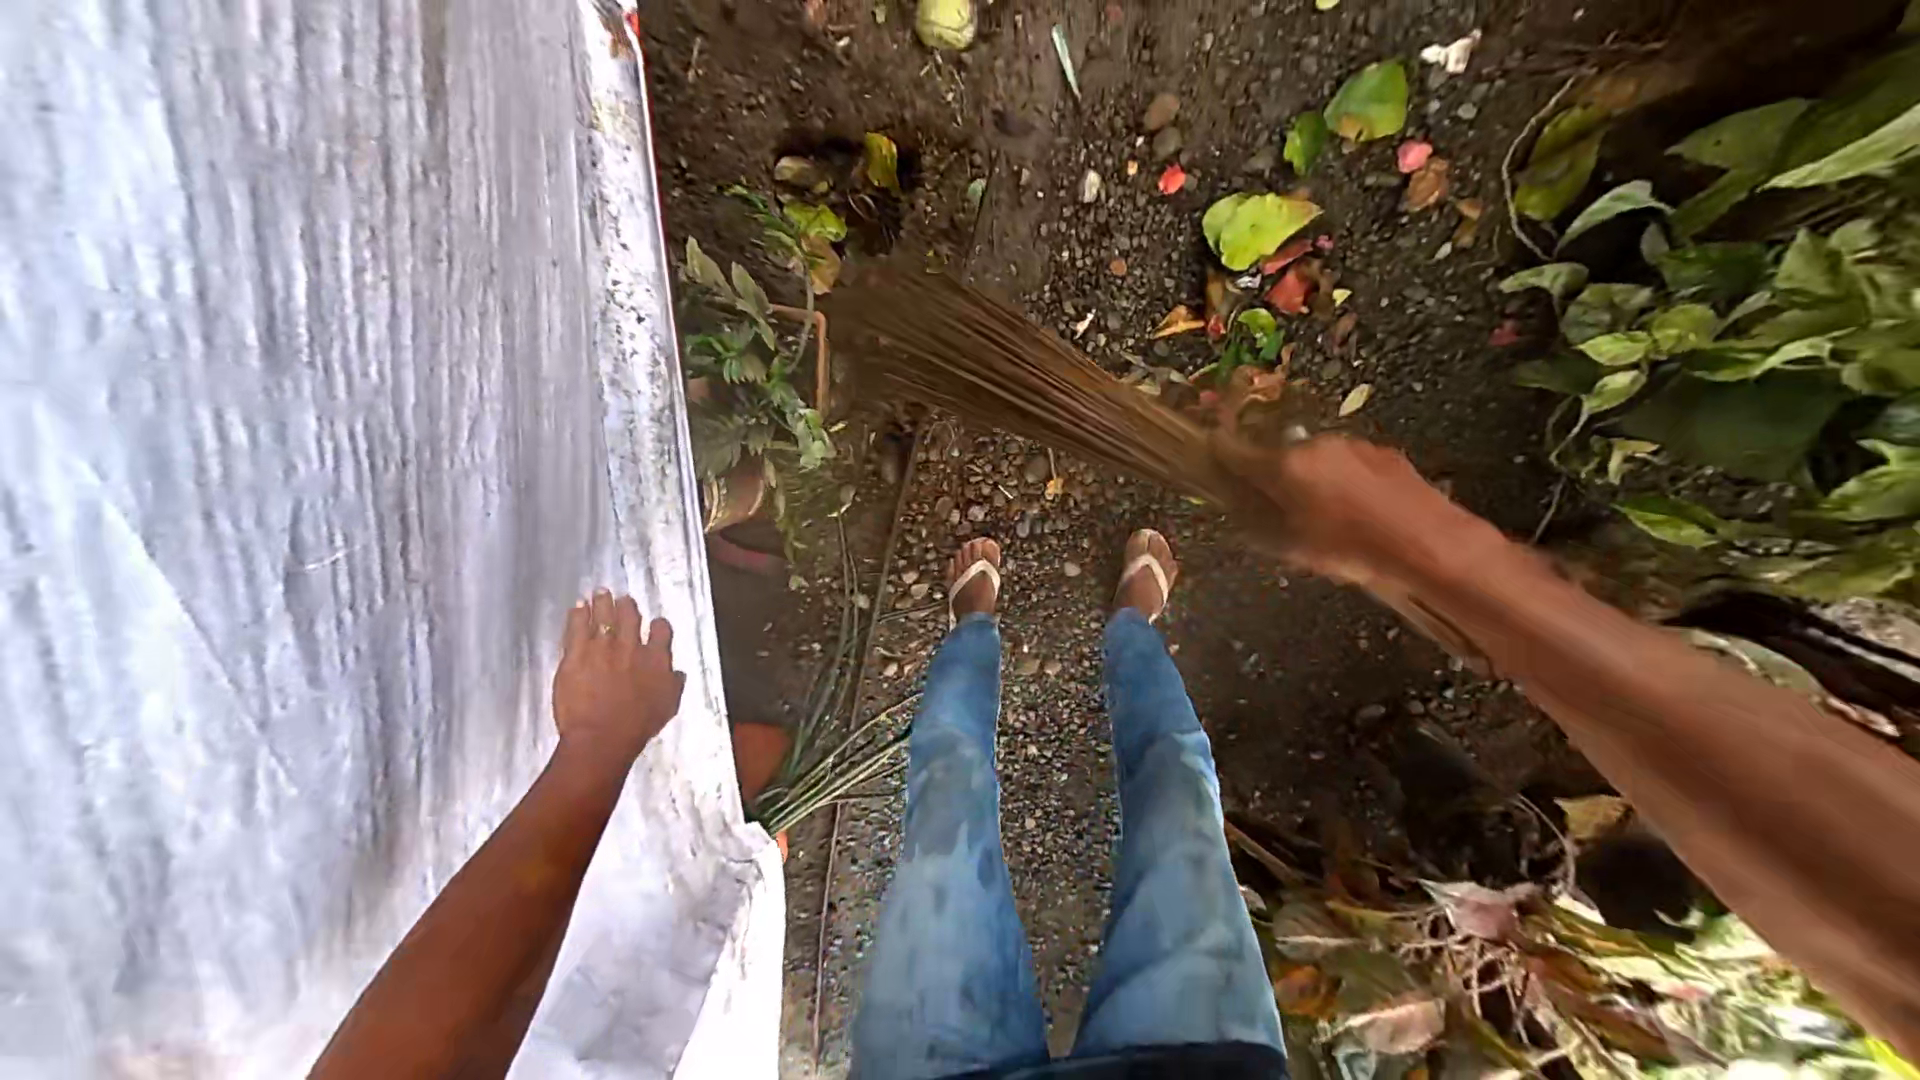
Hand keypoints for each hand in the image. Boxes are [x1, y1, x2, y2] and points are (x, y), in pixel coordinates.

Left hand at [552, 590, 685, 762]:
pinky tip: (577, 607)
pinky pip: (577, 629)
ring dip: (602, 603)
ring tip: (600, 592)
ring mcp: (602, 649)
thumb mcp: (668, 705)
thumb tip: (676, 673)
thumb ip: (673, 684)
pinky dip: (577, 615)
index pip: (662, 631)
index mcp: (656, 659)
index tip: (656, 623)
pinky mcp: (576, 655)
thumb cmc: (638, 725)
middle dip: (626, 605)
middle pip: (630, 617)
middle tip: (622, 597)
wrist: (603, 736)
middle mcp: (631, 647)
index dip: (658, 625)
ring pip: (603, 617)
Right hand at [1219, 434, 1504, 587]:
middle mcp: (1313, 445)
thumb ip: (1255, 525)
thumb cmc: (1352, 549)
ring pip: (1311, 458)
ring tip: (1319, 512)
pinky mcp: (1381, 451)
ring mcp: (1351, 445)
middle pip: (1275, 454)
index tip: (1206, 456)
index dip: (1215, 453)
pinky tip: (1352, 509)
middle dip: (1267, 474)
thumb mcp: (1291, 547)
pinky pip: (1343, 462)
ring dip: (1305, 477)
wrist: (1432, 544)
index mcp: (1284, 465)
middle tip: (1270, 504)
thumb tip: (1237, 513)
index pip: (1233, 449)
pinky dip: (1337, 479)